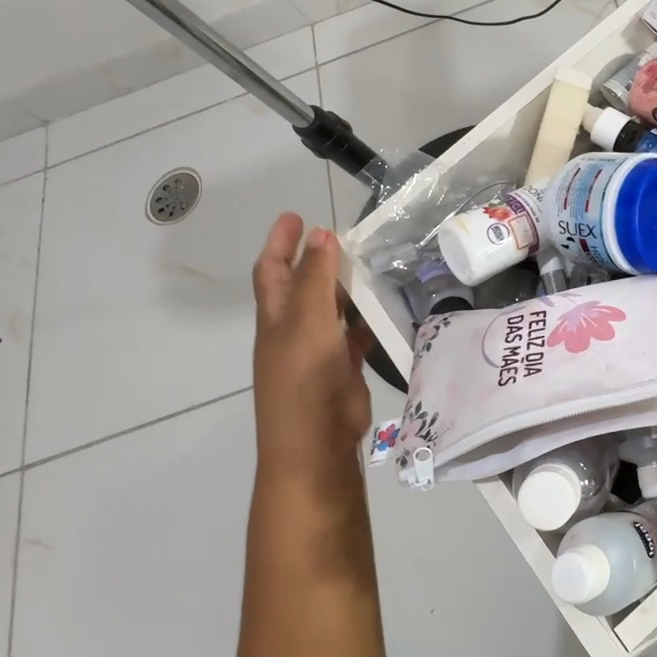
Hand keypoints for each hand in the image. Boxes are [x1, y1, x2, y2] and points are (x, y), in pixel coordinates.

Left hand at [251, 213, 377, 487]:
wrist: (315, 441)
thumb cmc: (304, 378)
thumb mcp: (308, 320)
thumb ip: (316, 277)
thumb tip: (321, 233)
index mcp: (276, 316)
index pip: (272, 270)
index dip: (280, 242)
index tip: (296, 214)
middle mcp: (292, 330)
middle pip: (301, 287)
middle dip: (313, 260)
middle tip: (340, 235)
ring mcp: (317, 352)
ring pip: (329, 310)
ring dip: (343, 288)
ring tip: (369, 264)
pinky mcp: (341, 370)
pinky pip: (353, 337)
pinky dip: (365, 321)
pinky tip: (384, 311)